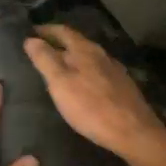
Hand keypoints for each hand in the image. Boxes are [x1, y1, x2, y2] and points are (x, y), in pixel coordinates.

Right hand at [24, 25, 165, 163]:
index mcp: (85, 50)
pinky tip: (83, 86)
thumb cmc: (92, 107)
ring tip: (58, 69)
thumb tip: (30, 39)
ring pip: (89, 59)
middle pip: (76, 43)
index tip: (30, 32)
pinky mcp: (124, 88)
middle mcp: (102, 55)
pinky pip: (98, 73)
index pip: (62, 30)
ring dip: (72, 60)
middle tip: (40, 52)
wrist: (136, 134)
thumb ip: (44, 59)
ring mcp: (115, 71)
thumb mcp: (60, 83)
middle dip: (58, 45)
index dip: (45, 30)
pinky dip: (85, 73)